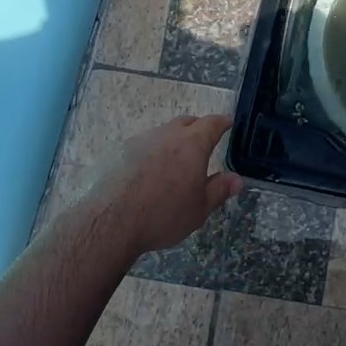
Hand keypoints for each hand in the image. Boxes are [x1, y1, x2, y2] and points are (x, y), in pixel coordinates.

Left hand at [76, 114, 243, 255]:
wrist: (109, 222)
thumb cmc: (163, 215)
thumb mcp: (199, 209)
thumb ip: (219, 191)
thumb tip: (236, 179)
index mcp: (192, 144)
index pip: (211, 124)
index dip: (221, 123)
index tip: (227, 123)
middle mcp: (166, 135)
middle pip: (185, 123)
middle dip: (197, 128)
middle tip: (202, 142)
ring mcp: (139, 141)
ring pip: (161, 134)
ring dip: (171, 142)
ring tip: (173, 163)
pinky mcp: (117, 153)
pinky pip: (141, 147)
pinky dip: (150, 154)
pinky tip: (146, 175)